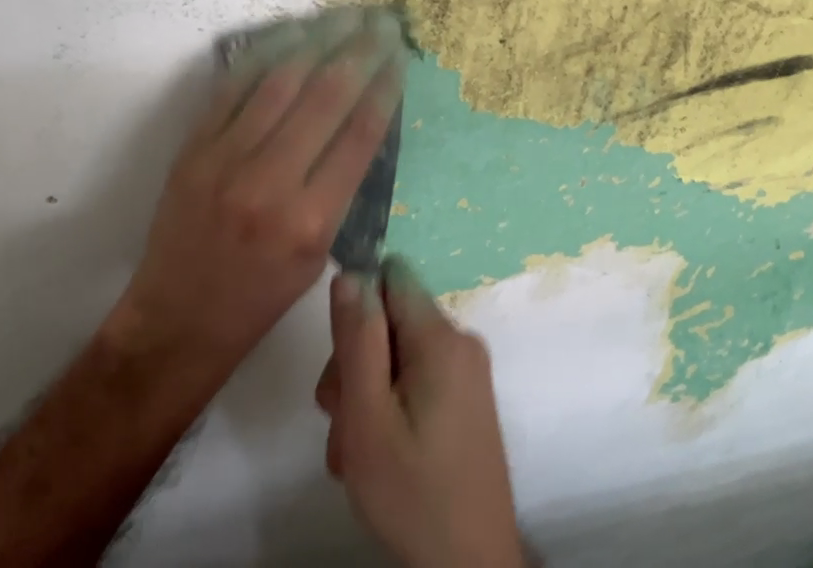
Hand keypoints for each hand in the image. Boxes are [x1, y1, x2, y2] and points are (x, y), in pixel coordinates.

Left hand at [110, 8, 407, 364]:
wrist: (179, 317)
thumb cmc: (260, 297)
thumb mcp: (320, 255)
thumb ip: (340, 188)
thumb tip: (362, 120)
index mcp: (312, 220)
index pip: (360, 134)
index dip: (384, 86)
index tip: (399, 57)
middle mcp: (269, 183)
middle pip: (324, 97)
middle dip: (358, 52)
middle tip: (379, 23)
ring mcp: (224, 160)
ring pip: (278, 81)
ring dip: (315, 41)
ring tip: (341, 17)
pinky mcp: (193, 148)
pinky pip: (232, 89)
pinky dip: (263, 57)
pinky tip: (288, 36)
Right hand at [317, 259, 525, 567]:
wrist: (469, 566)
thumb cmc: (412, 493)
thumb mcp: (367, 416)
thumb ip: (357, 340)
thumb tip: (350, 273)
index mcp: (441, 338)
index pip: (390, 276)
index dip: (357, 307)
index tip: (343, 358)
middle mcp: (460, 344)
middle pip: (386, 321)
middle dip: (353, 365)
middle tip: (344, 421)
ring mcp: (466, 374)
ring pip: (392, 356)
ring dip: (363, 396)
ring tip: (357, 450)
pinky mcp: (464, 401)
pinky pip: (412, 382)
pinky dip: (386, 410)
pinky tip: (376, 454)